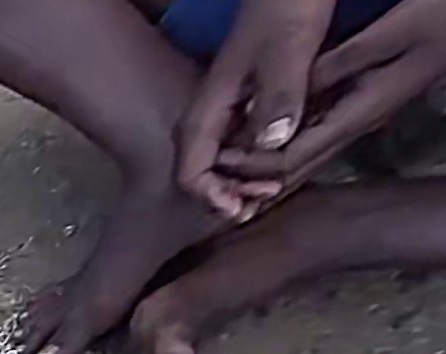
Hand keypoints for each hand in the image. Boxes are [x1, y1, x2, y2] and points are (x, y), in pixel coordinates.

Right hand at [177, 0, 334, 216]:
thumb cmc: (283, 11)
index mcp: (202, 118)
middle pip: (203, 175)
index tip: (240, 208)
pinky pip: (237, 146)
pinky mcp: (237, 108)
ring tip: (269, 190)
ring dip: (242, 180)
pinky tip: (274, 161)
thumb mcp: (287, 51)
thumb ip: (278, 98)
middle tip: (259, 205)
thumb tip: (270, 145)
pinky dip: (253, 160)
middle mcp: (201, 124)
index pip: (192, 174)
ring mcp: (218, 116)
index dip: (213, 196)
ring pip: (220, 163)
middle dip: (228, 194)